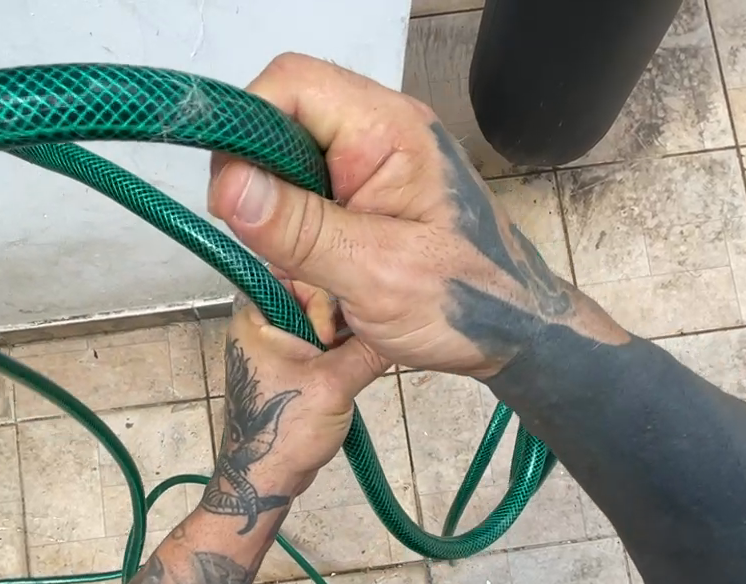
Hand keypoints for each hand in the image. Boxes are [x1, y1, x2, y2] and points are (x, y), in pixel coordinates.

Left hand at [200, 286, 381, 533]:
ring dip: (343, 341)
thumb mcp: (335, 384)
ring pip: (322, 322)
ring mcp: (274, 345)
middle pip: (315, 295)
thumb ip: (371, 350)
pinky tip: (354, 369)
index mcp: (256, 312)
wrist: (265, 480)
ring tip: (353, 363)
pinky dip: (338, 355)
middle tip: (346, 353)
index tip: (335, 336)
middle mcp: (261, 322)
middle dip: (340, 321)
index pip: (302, 272)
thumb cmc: (285, 431)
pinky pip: (320, 345)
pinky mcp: (288, 367)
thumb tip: (406, 326)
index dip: (328, 299)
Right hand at [207, 53, 625, 380]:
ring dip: (284, 238)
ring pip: (287, 183)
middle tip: (282, 259)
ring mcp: (370, 176)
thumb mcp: (377, 274)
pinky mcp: (365, 210)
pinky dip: (301, 256)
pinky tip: (325, 290)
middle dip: (265, 199)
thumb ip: (302, 230)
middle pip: (282, 133)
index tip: (232, 199)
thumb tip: (230, 186)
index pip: (292, 85)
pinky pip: (307, 217)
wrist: (514, 336)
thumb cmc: (469, 305)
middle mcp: (376, 140)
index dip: (247, 131)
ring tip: (317, 287)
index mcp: (388, 132)